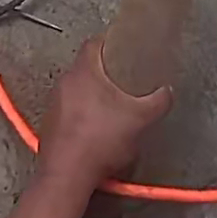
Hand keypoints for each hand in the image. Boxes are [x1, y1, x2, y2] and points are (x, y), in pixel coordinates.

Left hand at [36, 38, 171, 184]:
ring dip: (93, 92)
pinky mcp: (50, 126)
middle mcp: (64, 84)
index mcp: (84, 73)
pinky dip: (83, 112)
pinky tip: (98, 126)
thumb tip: (167, 91)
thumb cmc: (101, 140)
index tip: (123, 44)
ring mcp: (54, 105)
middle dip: (105, 70)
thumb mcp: (142, 118)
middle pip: (86, 66)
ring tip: (113, 102)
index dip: (110, 40)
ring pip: (76, 88)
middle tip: (125, 76)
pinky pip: (69, 109)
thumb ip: (159, 100)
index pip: (93, 42)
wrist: (68, 177)